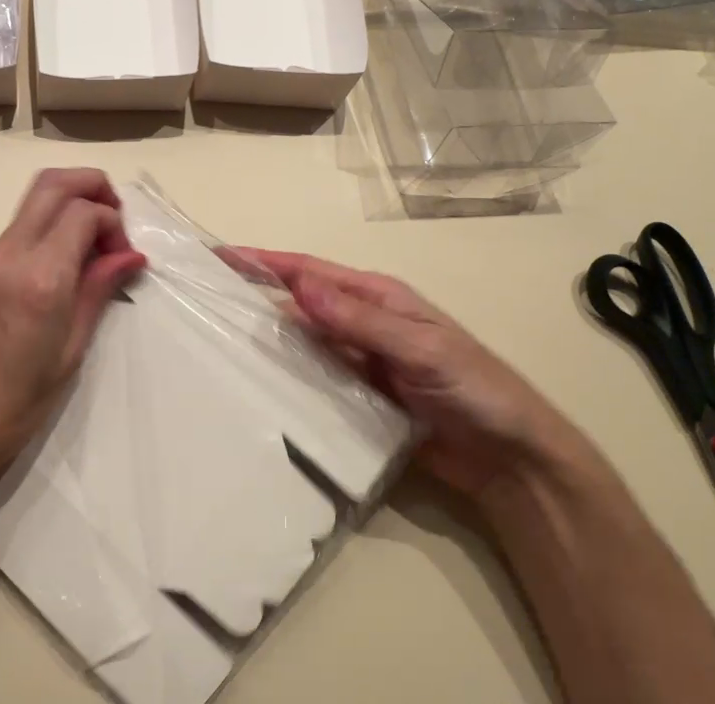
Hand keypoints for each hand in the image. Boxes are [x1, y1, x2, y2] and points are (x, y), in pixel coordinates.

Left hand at [0, 169, 146, 512]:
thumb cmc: (15, 408)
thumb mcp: (70, 353)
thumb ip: (97, 292)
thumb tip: (128, 255)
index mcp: (39, 278)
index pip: (83, 212)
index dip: (113, 221)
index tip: (123, 255)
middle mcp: (6, 256)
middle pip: (50, 185)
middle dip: (91, 186)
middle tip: (114, 219)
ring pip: (28, 208)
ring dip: (64, 211)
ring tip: (88, 254)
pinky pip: (10, 237)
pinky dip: (40, 237)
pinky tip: (53, 278)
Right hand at [247, 250, 593, 502]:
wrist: (512, 460)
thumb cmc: (476, 390)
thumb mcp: (422, 349)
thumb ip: (362, 320)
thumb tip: (300, 288)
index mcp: (380, 298)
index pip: (311, 271)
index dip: (264, 262)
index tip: (217, 256)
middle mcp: (363, 324)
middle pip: (299, 304)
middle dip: (255, 297)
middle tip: (202, 302)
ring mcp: (360, 363)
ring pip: (302, 344)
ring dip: (267, 341)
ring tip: (216, 344)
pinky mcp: (359, 400)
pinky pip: (314, 383)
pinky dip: (287, 380)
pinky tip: (258, 387)